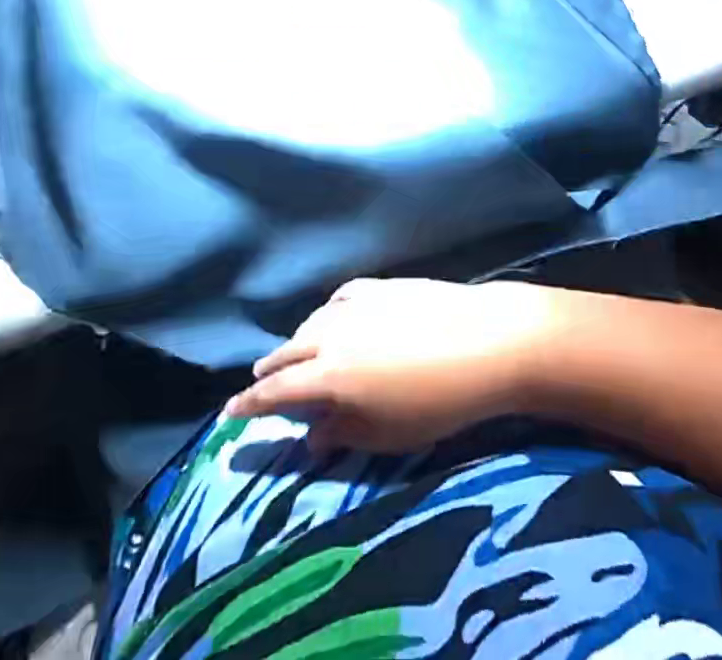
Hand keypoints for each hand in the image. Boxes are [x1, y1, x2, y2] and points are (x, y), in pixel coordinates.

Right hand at [224, 278, 581, 452]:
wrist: (490, 340)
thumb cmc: (440, 399)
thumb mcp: (388, 433)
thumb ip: (343, 432)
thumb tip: (313, 435)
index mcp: (328, 375)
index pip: (274, 392)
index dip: (250, 405)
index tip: (231, 413)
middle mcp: (332, 334)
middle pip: (287, 352)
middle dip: (269, 371)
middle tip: (258, 383)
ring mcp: (358, 305)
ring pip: (312, 322)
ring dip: (298, 341)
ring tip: (296, 352)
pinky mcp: (383, 286)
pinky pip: (342, 298)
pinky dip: (329, 312)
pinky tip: (333, 315)